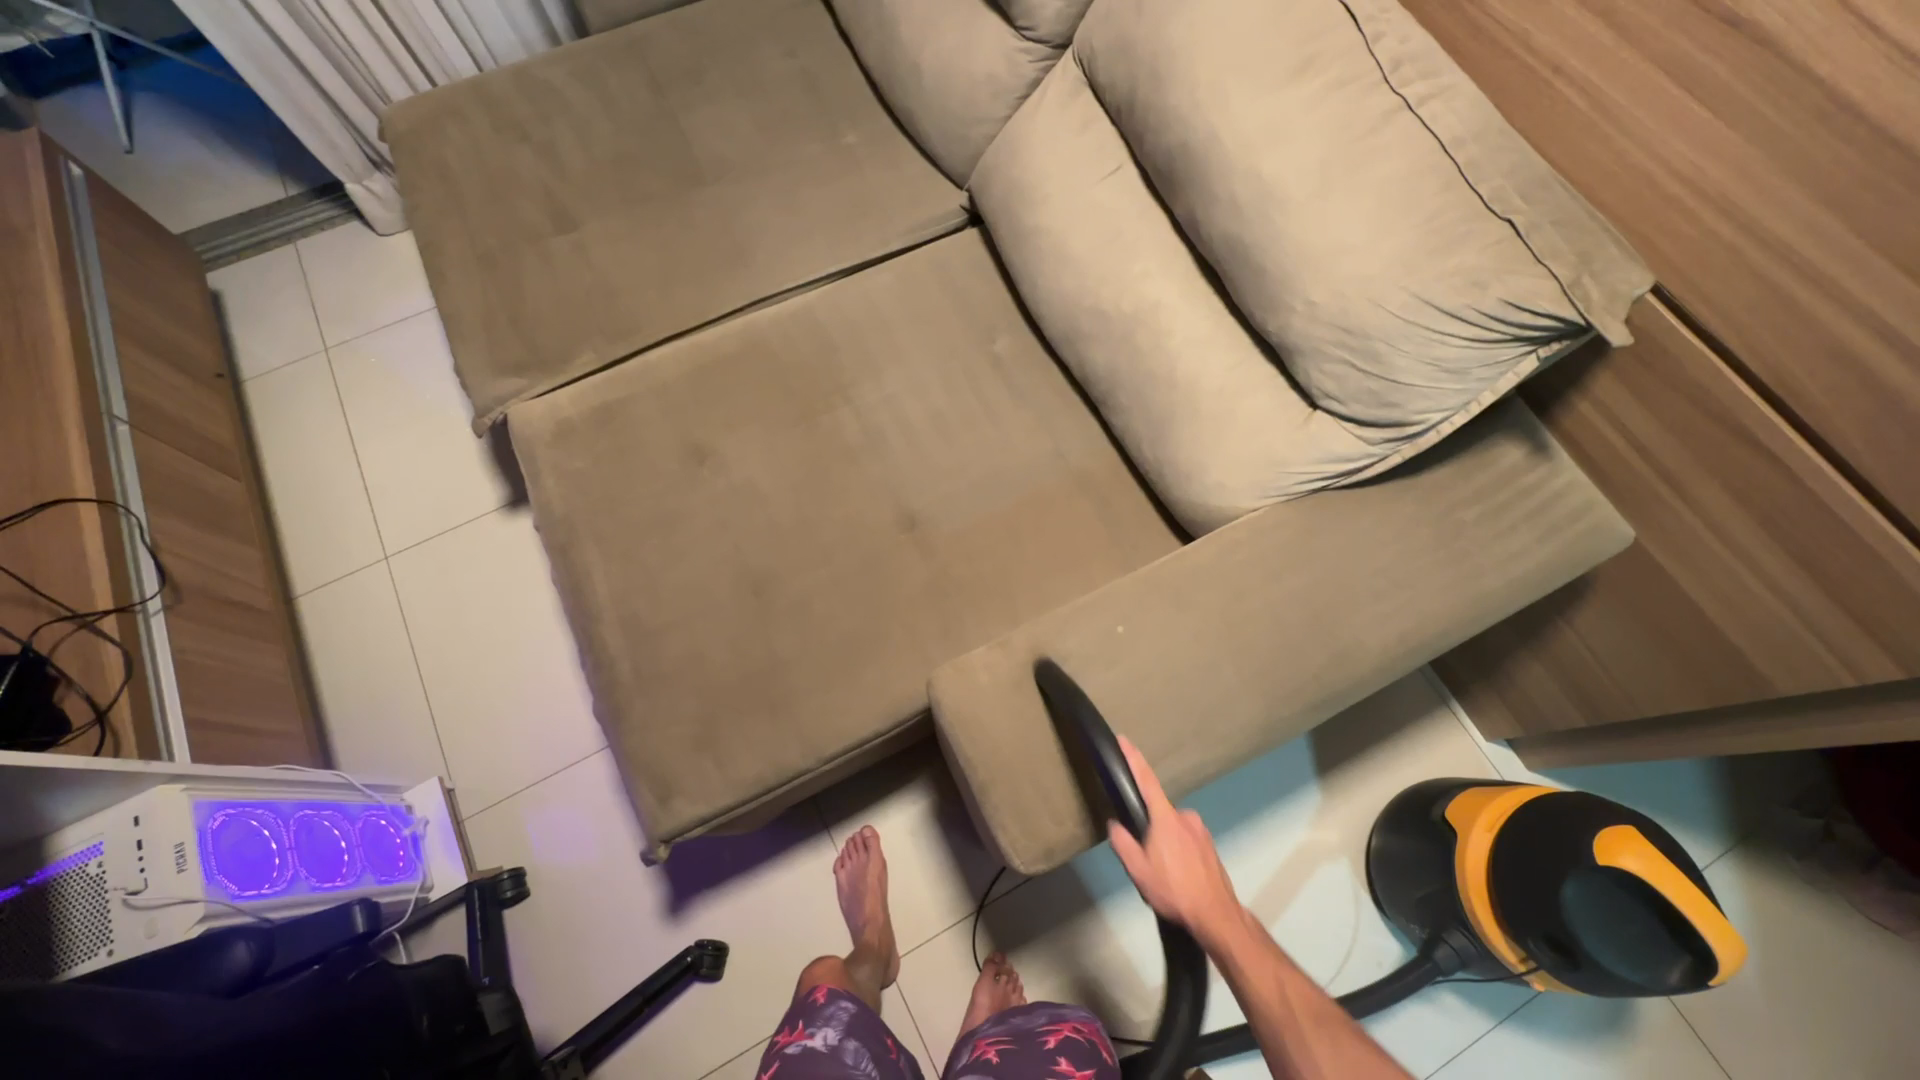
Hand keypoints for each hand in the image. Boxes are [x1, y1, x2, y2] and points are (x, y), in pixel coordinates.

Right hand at [1107, 736, 1242, 941]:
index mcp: (1166, 819)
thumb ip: (1123, 843)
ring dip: (1165, 844)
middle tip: (1145, 859)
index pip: (1146, 781)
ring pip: (1173, 829)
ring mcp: (1201, 831)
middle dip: (1149, 830)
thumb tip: (1115, 824)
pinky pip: (1186, 840)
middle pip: (1158, 813)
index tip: (1124, 739)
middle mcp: (1186, 817)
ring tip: (1164, 874)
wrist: (1216, 915)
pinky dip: (1179, 853)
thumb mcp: (1138, 871)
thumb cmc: (1174, 890)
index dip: (1133, 759)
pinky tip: (1178, 876)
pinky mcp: (1210, 845)